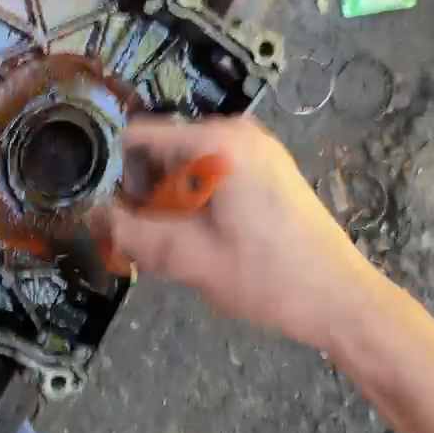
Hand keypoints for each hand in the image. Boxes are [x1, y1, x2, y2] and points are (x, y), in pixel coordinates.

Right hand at [106, 115, 389, 352]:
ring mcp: (255, 148)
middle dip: (142, 194)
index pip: (137, 137)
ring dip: (166, 203)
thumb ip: (130, 233)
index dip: (113, 171)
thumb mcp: (188, 257)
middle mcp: (235, 132)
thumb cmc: (268, 277)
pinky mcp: (265, 168)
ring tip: (170, 247)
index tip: (107, 208)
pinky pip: (209, 173)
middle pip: (160, 152)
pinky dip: (192, 202)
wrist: (343, 301)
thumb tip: (90, 215)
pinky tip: (196, 239)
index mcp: (217, 141)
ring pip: (182, 167)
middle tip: (140, 239)